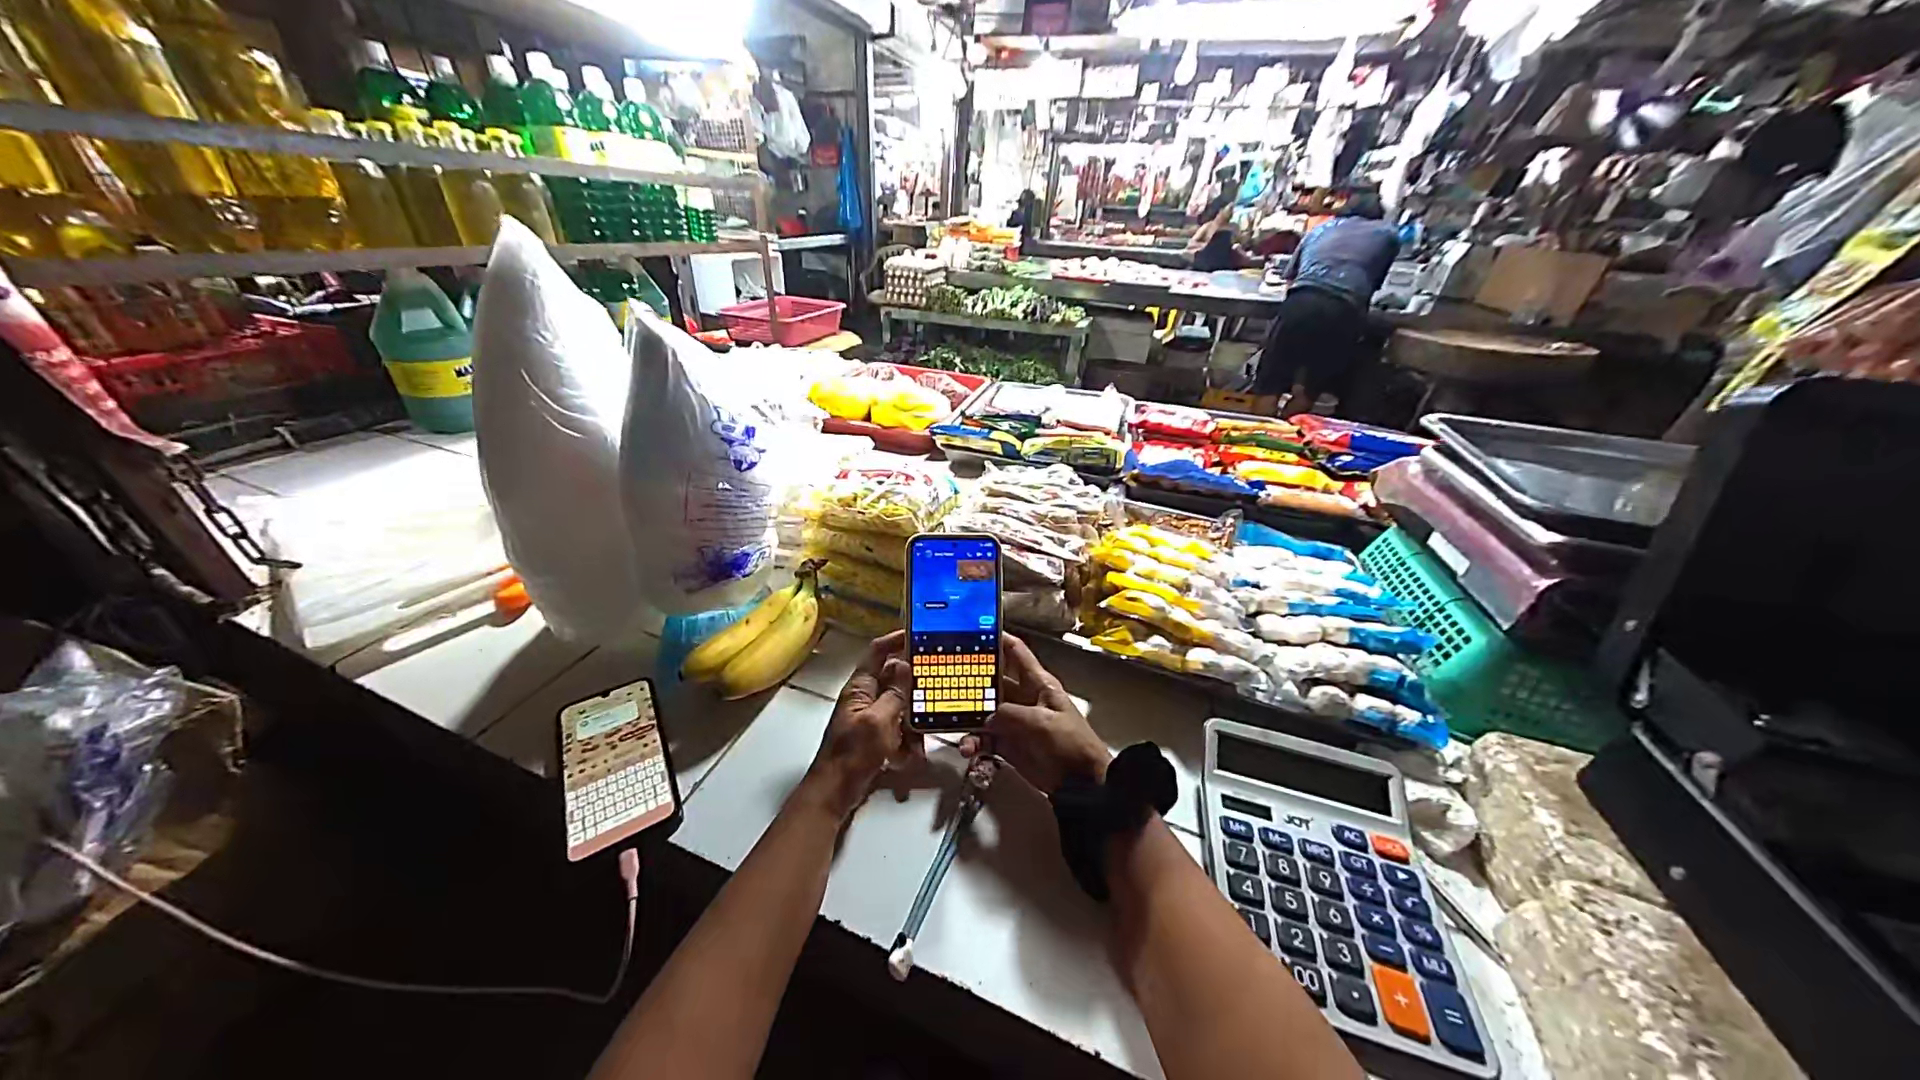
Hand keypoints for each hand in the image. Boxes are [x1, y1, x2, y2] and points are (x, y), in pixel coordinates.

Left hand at [805, 631, 919, 818]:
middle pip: (896, 681)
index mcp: (860, 687)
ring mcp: (871, 718)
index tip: (919, 634)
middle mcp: (865, 697)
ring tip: (919, 739)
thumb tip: (904, 664)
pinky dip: (907, 742)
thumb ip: (895, 692)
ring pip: (901, 708)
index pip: (878, 652)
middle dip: (915, 689)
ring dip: (913, 722)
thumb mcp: (879, 720)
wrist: (836, 791)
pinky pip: (899, 731)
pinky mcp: (877, 738)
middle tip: (936, 688)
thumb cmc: (854, 753)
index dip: (896, 640)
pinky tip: (911, 756)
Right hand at [961, 633, 1109, 795]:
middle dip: (974, 680)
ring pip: (985, 712)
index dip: (999, 639)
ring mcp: (1016, 722)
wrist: (1081, 783)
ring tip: (957, 723)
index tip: (977, 630)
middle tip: (952, 679)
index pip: (1016, 653)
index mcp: (1039, 684)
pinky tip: (968, 747)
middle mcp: (1025, 699)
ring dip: (970, 717)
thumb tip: (987, 716)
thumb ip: (1010, 714)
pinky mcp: (1010, 745)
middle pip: (993, 682)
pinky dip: (974, 742)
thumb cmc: (1072, 744)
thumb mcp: (1042, 721)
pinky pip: (985, 738)